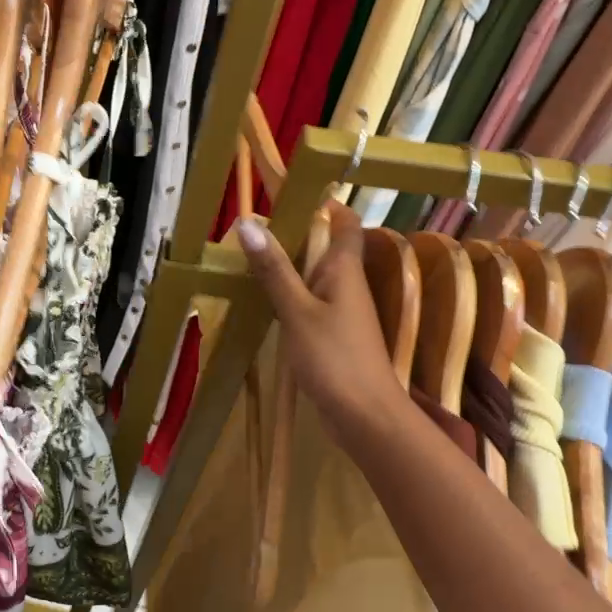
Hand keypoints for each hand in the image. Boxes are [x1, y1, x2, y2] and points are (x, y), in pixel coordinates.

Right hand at [235, 203, 405, 428]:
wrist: (363, 415)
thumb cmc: (334, 358)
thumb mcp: (297, 311)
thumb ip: (274, 270)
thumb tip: (248, 223)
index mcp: (344, 269)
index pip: (344, 221)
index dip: (322, 203)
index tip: (286, 196)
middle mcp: (347, 284)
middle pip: (326, 246)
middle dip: (293, 234)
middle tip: (252, 229)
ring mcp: (341, 311)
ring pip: (314, 276)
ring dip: (288, 266)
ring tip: (248, 259)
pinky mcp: (332, 335)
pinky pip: (310, 302)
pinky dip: (288, 295)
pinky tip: (264, 302)